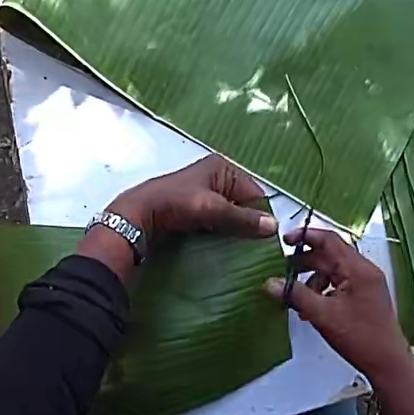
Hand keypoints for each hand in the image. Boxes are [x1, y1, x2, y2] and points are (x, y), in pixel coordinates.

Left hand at [78, 156, 276, 283]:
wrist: (139, 215)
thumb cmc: (175, 203)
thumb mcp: (213, 208)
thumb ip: (243, 218)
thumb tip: (273, 227)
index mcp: (223, 168)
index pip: (255, 193)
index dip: (260, 214)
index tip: (265, 237)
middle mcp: (216, 177)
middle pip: (243, 204)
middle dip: (246, 222)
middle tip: (251, 245)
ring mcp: (205, 193)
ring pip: (230, 214)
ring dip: (233, 229)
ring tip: (236, 246)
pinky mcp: (195, 209)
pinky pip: (217, 220)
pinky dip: (221, 231)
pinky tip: (221, 244)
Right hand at [261, 227, 413, 414]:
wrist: (387, 363)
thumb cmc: (359, 338)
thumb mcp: (322, 315)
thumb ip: (295, 295)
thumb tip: (270, 283)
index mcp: (358, 269)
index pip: (330, 240)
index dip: (306, 237)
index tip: (286, 241)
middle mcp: (365, 271)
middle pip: (330, 255)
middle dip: (305, 261)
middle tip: (283, 270)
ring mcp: (367, 283)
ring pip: (334, 270)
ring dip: (312, 278)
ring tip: (295, 294)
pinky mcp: (365, 296)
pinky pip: (340, 283)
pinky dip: (323, 289)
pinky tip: (311, 305)